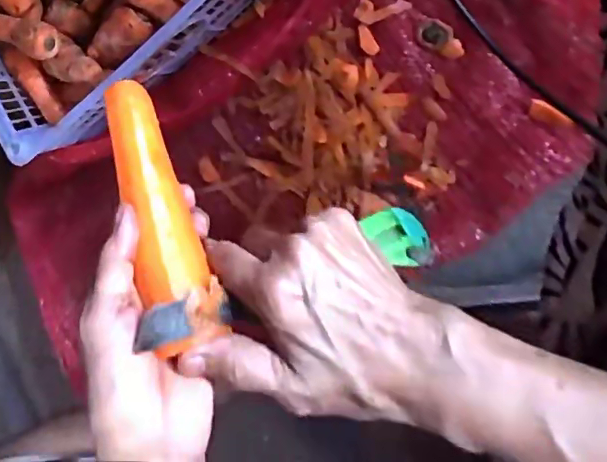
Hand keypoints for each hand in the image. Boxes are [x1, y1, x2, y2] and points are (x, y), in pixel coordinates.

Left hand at [81, 194, 214, 461]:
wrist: (152, 441)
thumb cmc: (117, 374)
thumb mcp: (104, 314)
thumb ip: (115, 263)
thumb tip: (126, 209)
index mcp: (122, 290)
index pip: (135, 241)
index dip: (148, 212)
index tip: (163, 186)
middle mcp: (151, 296)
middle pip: (167, 249)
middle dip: (179, 222)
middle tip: (192, 200)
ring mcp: (181, 314)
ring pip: (193, 266)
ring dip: (200, 242)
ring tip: (206, 222)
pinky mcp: (208, 333)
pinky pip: (215, 297)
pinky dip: (220, 274)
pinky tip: (225, 256)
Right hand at [181, 209, 459, 426]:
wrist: (420, 353)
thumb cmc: (352, 376)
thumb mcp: (292, 387)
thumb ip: (236, 364)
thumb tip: (186, 355)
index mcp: (272, 287)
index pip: (221, 256)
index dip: (220, 269)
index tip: (226, 284)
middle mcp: (289, 247)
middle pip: (250, 241)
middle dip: (256, 264)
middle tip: (279, 295)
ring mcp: (317, 228)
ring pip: (280, 233)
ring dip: (287, 254)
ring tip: (314, 286)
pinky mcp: (339, 218)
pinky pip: (308, 225)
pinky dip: (314, 244)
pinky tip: (334, 270)